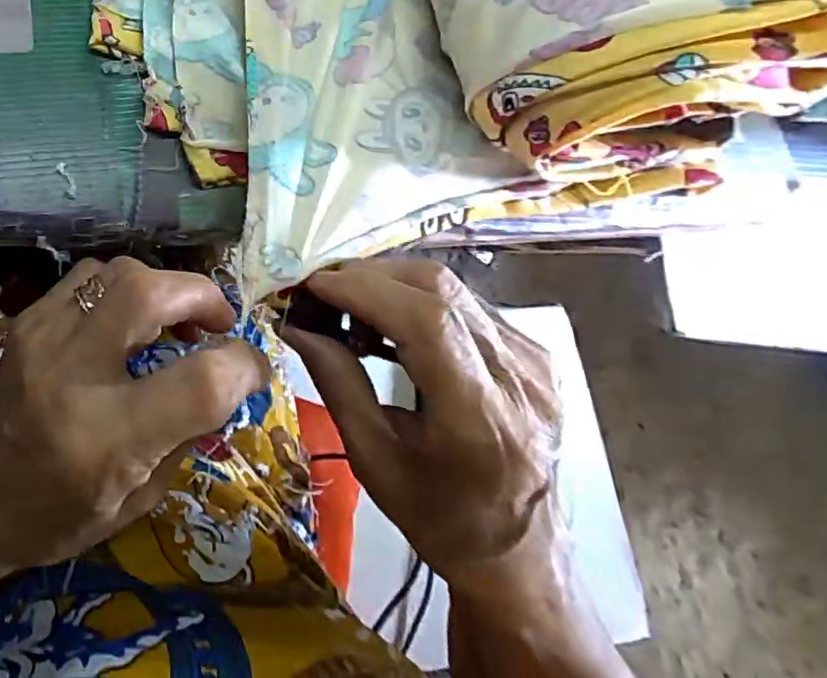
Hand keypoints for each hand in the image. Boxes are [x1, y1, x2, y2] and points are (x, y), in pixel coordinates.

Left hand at [0, 256, 269, 609]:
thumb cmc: (58, 514)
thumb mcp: (138, 499)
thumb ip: (187, 434)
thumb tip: (226, 377)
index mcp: (106, 439)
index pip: (199, 382)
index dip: (243, 366)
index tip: (252, 368)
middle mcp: (71, 374)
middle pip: (148, 293)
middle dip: (200, 295)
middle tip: (216, 322)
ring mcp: (41, 336)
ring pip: (115, 272)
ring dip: (159, 287)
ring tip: (172, 319)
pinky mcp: (26, 320)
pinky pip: (85, 278)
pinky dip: (120, 288)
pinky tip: (126, 319)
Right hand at [282, 259, 561, 586]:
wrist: (518, 551)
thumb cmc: (437, 514)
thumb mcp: (371, 457)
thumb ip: (336, 381)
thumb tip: (293, 322)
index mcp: (481, 419)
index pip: (426, 322)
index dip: (362, 290)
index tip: (309, 285)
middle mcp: (519, 379)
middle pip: (437, 290)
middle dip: (365, 276)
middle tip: (315, 289)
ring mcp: (533, 361)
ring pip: (449, 286)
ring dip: (386, 281)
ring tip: (343, 302)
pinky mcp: (532, 353)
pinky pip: (462, 301)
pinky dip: (412, 296)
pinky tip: (384, 318)